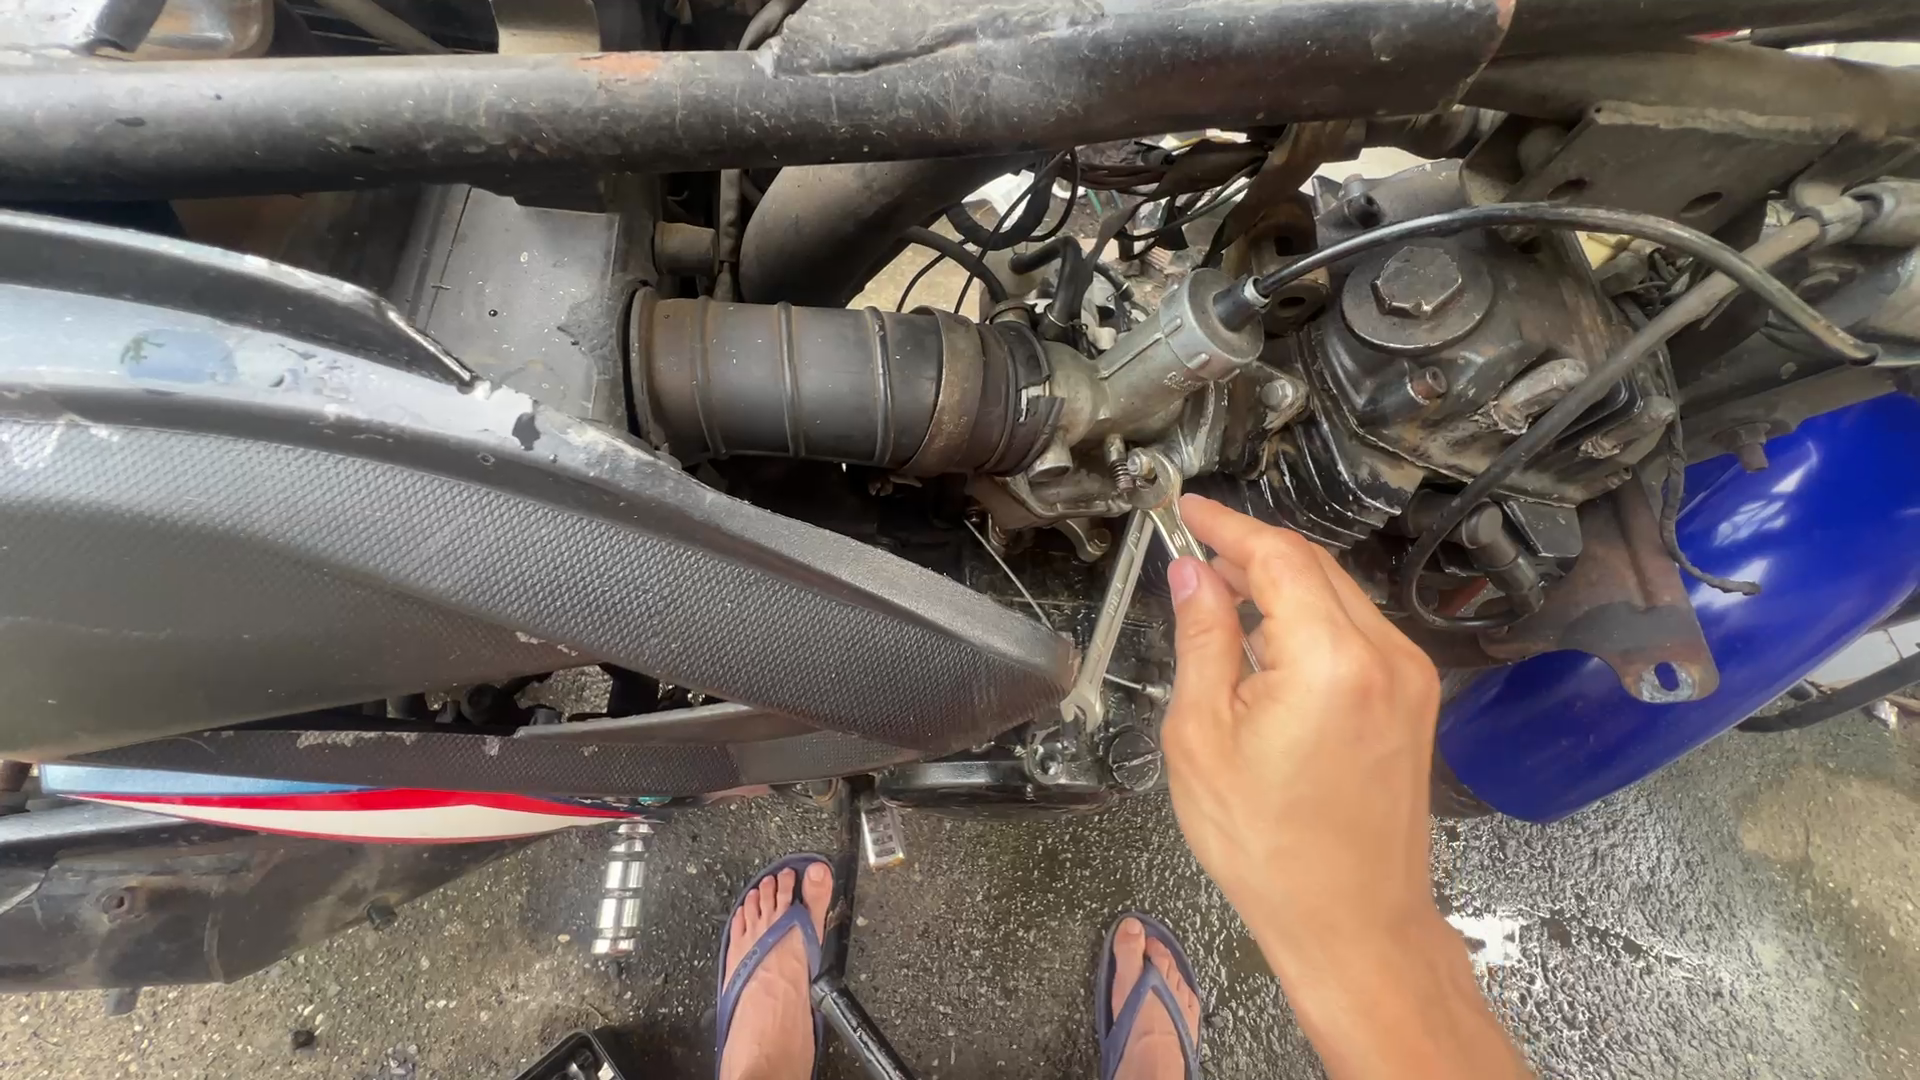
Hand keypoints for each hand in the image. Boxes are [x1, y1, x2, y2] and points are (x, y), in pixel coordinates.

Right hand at [1159, 494, 1442, 965]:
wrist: (1350, 920)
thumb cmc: (1264, 839)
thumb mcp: (1202, 734)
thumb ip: (1202, 639)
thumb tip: (1192, 574)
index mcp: (1329, 661)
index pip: (1277, 557)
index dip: (1227, 525)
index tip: (1187, 510)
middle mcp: (1385, 655)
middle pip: (1311, 565)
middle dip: (1248, 548)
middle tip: (1193, 552)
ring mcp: (1409, 676)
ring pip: (1334, 592)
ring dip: (1276, 580)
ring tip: (1219, 593)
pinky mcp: (1413, 697)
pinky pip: (1353, 626)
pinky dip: (1305, 614)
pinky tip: (1266, 635)